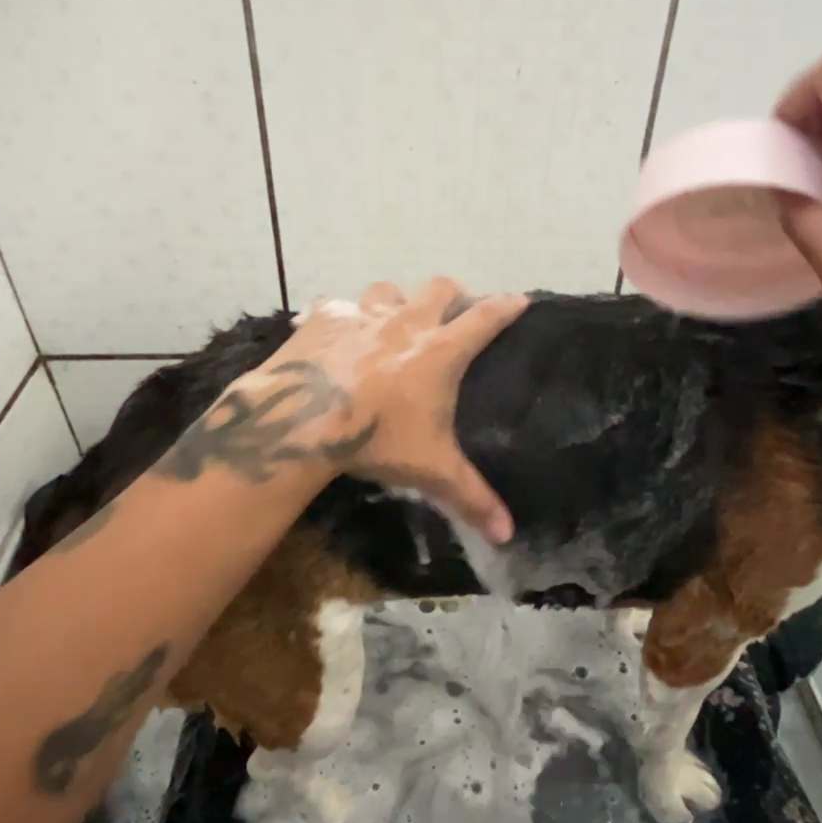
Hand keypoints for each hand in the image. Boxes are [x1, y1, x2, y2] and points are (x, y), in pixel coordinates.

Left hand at [218, 278, 529, 542]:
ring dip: (395, 301)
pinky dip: (337, 317)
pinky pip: (334, 306)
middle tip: (450, 314)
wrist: (302, 420)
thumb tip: (507, 534)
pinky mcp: (323, 318)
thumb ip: (471, 498)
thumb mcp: (430, 471)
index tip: (519, 300)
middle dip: (451, 296)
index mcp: (441, 352)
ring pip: (387, 289)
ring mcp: (361, 315)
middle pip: (440, 289)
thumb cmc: (377, 439)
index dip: (507, 307)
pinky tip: (331, 332)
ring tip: (391, 321)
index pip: (486, 318)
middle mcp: (406, 322)